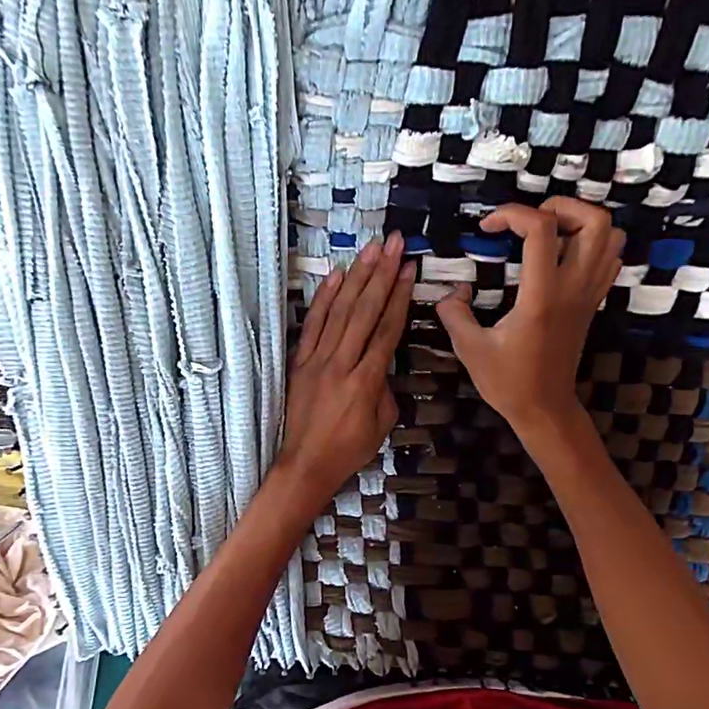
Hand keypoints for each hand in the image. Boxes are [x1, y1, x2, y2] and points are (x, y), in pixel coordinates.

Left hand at [273, 232, 414, 500]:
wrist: (305, 464)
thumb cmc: (350, 449)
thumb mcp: (383, 423)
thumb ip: (386, 387)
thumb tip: (383, 361)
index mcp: (366, 380)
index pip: (387, 329)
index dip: (399, 296)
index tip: (409, 269)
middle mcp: (341, 363)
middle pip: (365, 310)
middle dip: (382, 273)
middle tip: (394, 243)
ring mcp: (317, 359)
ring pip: (340, 310)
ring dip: (357, 276)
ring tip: (371, 250)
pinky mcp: (299, 361)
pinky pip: (313, 324)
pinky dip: (324, 298)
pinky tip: (336, 275)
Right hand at [435, 197, 622, 437]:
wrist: (545, 409)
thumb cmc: (508, 382)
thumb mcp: (469, 348)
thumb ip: (453, 312)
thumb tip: (455, 291)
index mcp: (541, 297)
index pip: (542, 230)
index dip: (512, 213)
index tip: (487, 227)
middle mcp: (573, 289)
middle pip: (593, 221)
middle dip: (559, 206)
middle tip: (528, 221)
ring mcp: (589, 295)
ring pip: (610, 235)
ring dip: (579, 221)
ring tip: (546, 232)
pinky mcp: (593, 302)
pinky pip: (609, 257)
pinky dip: (591, 242)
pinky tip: (561, 254)